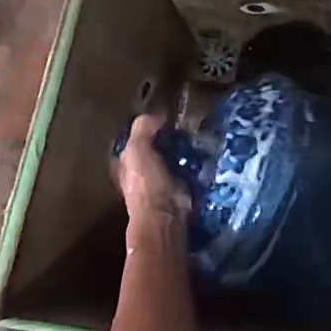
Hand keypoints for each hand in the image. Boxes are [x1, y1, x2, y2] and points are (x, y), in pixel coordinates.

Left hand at [117, 113, 190, 247]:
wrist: (165, 214)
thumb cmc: (146, 182)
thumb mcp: (137, 149)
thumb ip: (144, 128)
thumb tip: (159, 116)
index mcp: (127, 161)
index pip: (138, 137)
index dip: (151, 127)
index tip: (167, 120)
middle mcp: (143, 169)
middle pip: (159, 145)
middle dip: (172, 138)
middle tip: (186, 129)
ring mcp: (163, 178)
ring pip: (176, 156)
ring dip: (187, 149)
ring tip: (197, 139)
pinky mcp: (182, 186)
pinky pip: (190, 168)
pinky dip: (197, 162)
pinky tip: (203, 154)